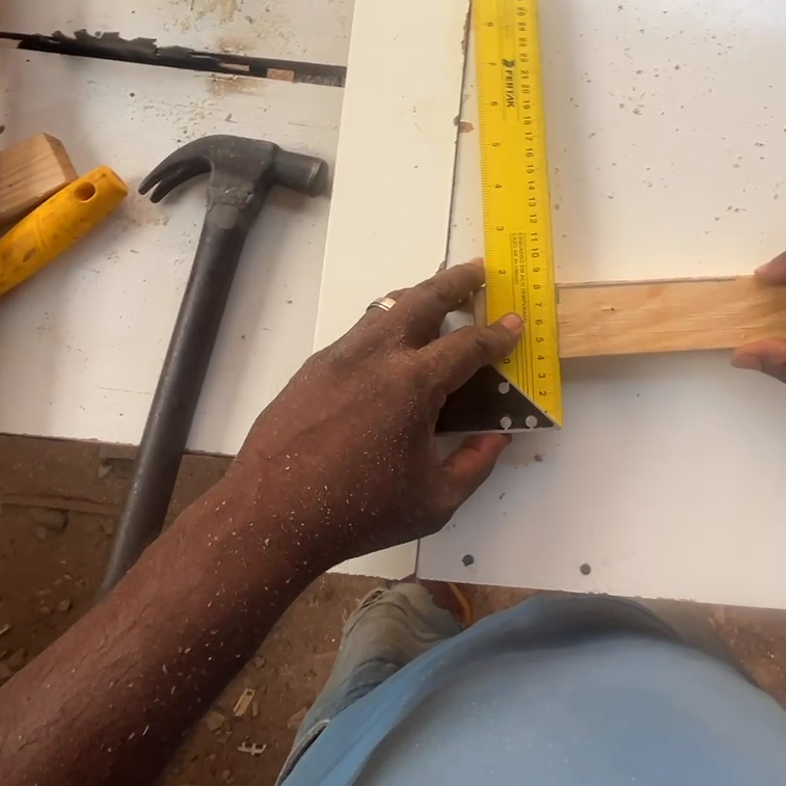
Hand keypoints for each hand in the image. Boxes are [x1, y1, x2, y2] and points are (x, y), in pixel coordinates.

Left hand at [229, 262, 521, 568]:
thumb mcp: (434, 501)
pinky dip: (386, 322)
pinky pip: (361, 330)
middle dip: (456, 282)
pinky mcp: (315, 366)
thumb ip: (474, 464)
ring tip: (437, 295)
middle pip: (424, 299)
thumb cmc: (359, 511)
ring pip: (387, 308)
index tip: (514, 323)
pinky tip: (391, 341)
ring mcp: (341, 355)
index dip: (496, 335)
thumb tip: (497, 438)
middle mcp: (378, 356)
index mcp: (413, 384)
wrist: (271, 514)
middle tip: (478, 271)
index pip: (468, 346)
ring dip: (418, 296)